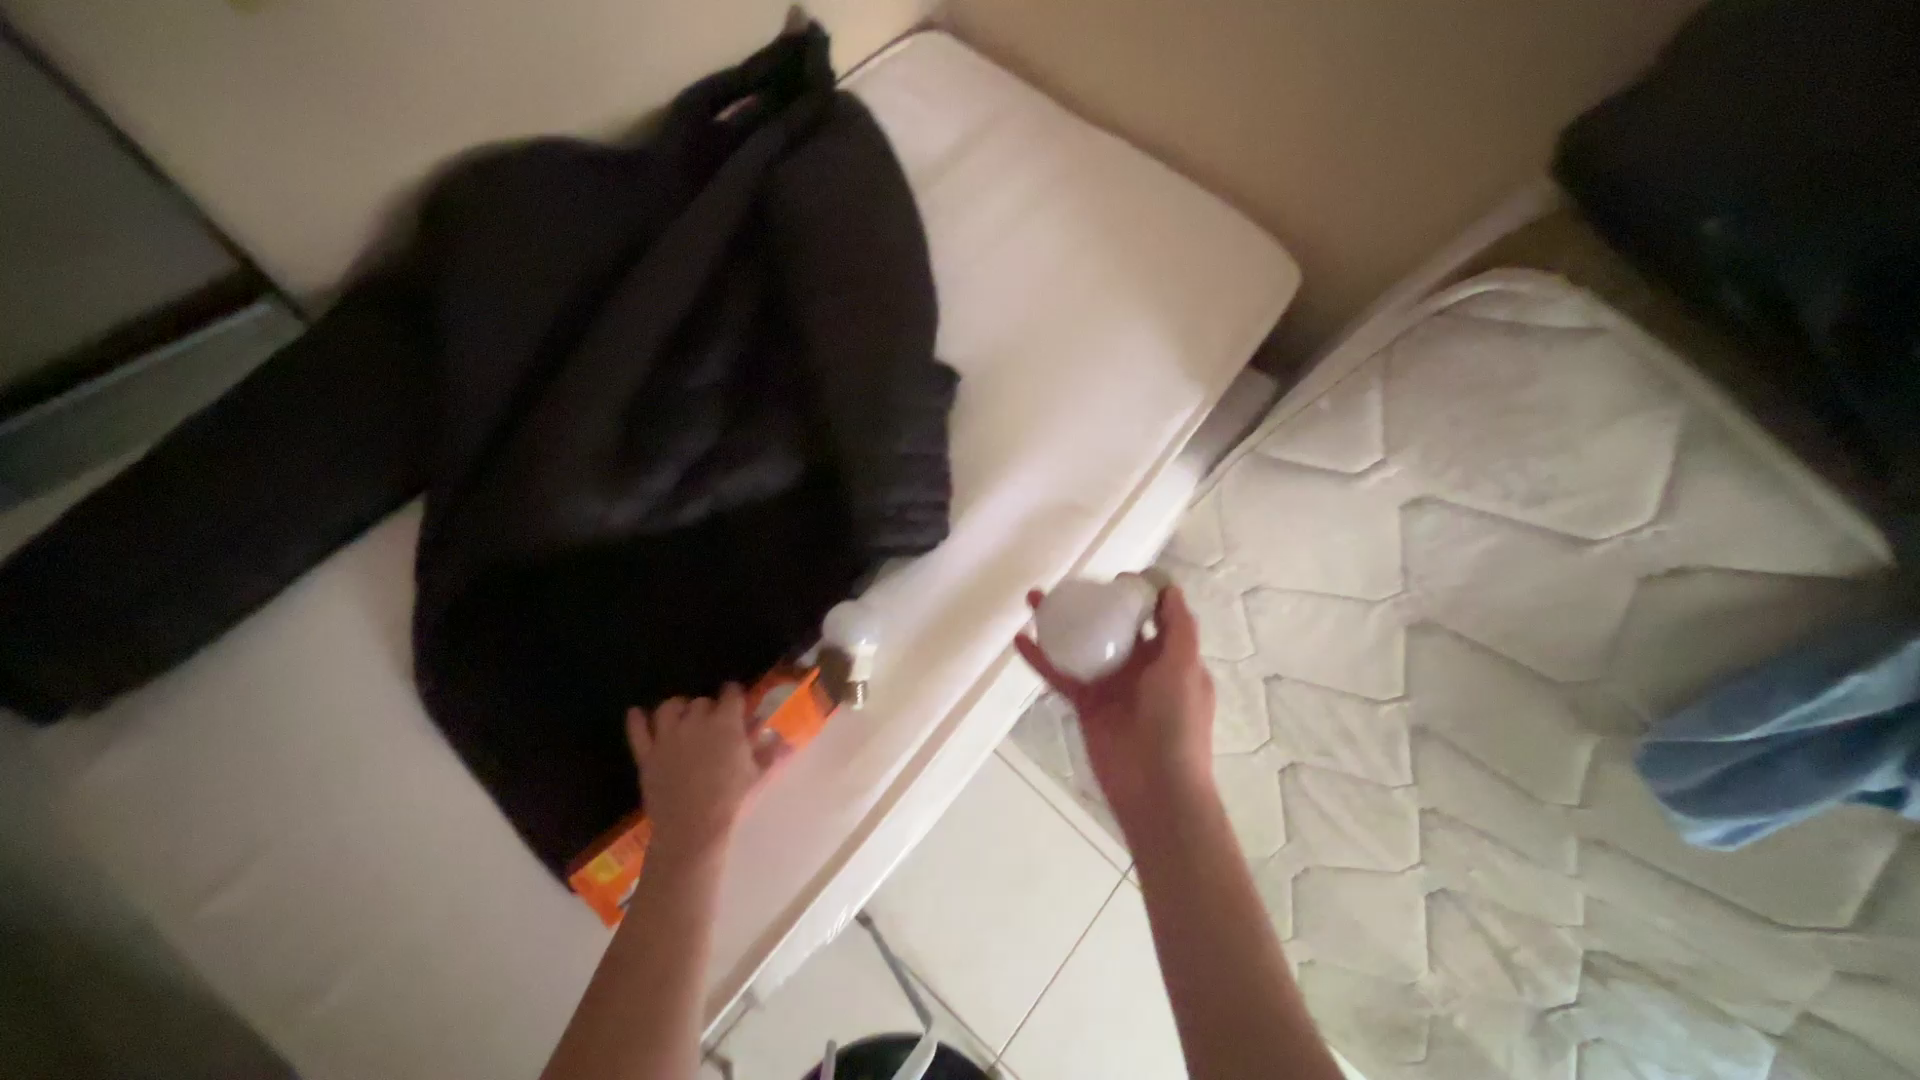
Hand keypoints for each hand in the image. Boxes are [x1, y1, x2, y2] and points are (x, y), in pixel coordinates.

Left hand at [627, 684, 781, 860]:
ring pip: (668, 708)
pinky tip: (637, 713)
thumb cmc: (731, 798)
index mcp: (726, 723)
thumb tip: (784, 739)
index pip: (731, 694)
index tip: (736, 701)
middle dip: (708, 709)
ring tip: (681, 715)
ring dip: (677, 708)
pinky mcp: (647, 754)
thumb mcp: (757, 774)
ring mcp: (667, 736)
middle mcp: (695, 722)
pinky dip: (637, 720)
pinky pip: (638, 730)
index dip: (734, 695)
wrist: (693, 826)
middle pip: (701, 702)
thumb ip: (770, 752)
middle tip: (713, 724)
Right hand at [1014, 585, 1215, 819]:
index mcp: (1170, 658)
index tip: (1115, 579)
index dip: (1137, 595)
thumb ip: (1178, 629)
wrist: (1156, 787)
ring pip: (1082, 646)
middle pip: (1113, 626)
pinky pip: (1061, 675)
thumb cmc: (1178, 724)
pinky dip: (1041, 659)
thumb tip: (1170, 590)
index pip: (1154, 617)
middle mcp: (1141, 668)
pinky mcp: (1086, 705)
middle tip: (1069, 584)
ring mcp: (1111, 686)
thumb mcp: (1186, 669)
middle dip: (1093, 603)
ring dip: (1060, 624)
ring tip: (1035, 600)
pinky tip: (1021, 640)